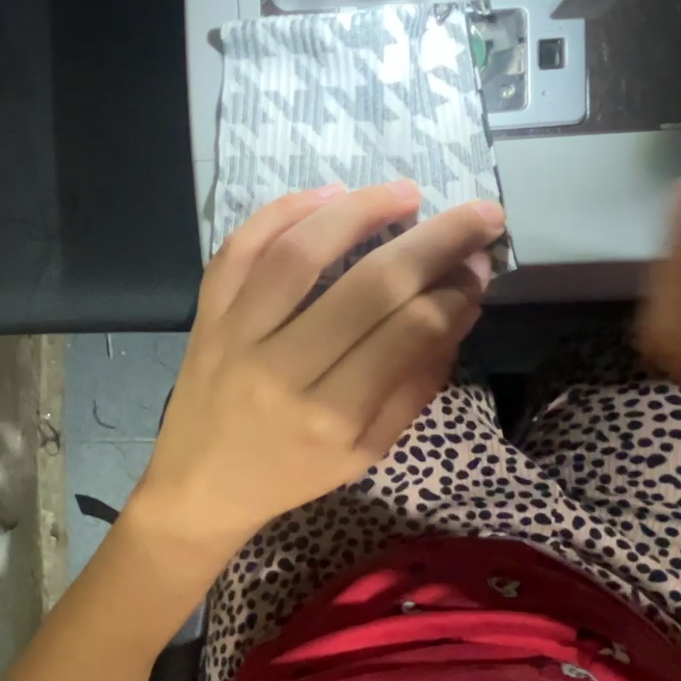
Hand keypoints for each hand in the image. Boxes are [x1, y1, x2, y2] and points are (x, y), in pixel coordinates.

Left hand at [127, 181, 503, 552]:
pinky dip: (281, 212)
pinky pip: (239, 251)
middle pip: (368, 286)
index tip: (481, 264)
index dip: (454, 290)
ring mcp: (235, 338)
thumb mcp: (366, 451)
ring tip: (405, 194)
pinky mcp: (205, 316)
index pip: (408, 332)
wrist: (199, 487)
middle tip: (476, 215)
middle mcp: (282, 371)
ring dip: (359, 212)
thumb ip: (416, 383)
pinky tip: (327, 195)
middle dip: (435, 242)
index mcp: (331, 418)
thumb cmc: (291, 474)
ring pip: (299, 254)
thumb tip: (462, 305)